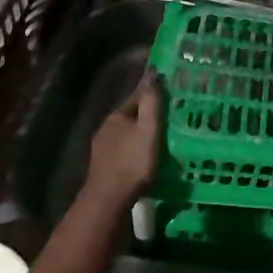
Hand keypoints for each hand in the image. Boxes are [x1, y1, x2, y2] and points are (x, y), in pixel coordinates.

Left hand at [83, 71, 162, 205]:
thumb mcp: (148, 129)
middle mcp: (106, 128)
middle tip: (170, 115)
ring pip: (126, 133)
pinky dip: (136, 148)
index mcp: (116, 116)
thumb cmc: (132, 161)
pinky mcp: (104, 165)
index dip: (152, 92)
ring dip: (141, 133)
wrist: (109, 199)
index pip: (136, 96)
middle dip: (147, 114)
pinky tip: (145, 155)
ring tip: (161, 136)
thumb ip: (151, 103)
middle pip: (130, 115)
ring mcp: (102, 148)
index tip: (169, 89)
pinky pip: (124, 149)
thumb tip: (152, 73)